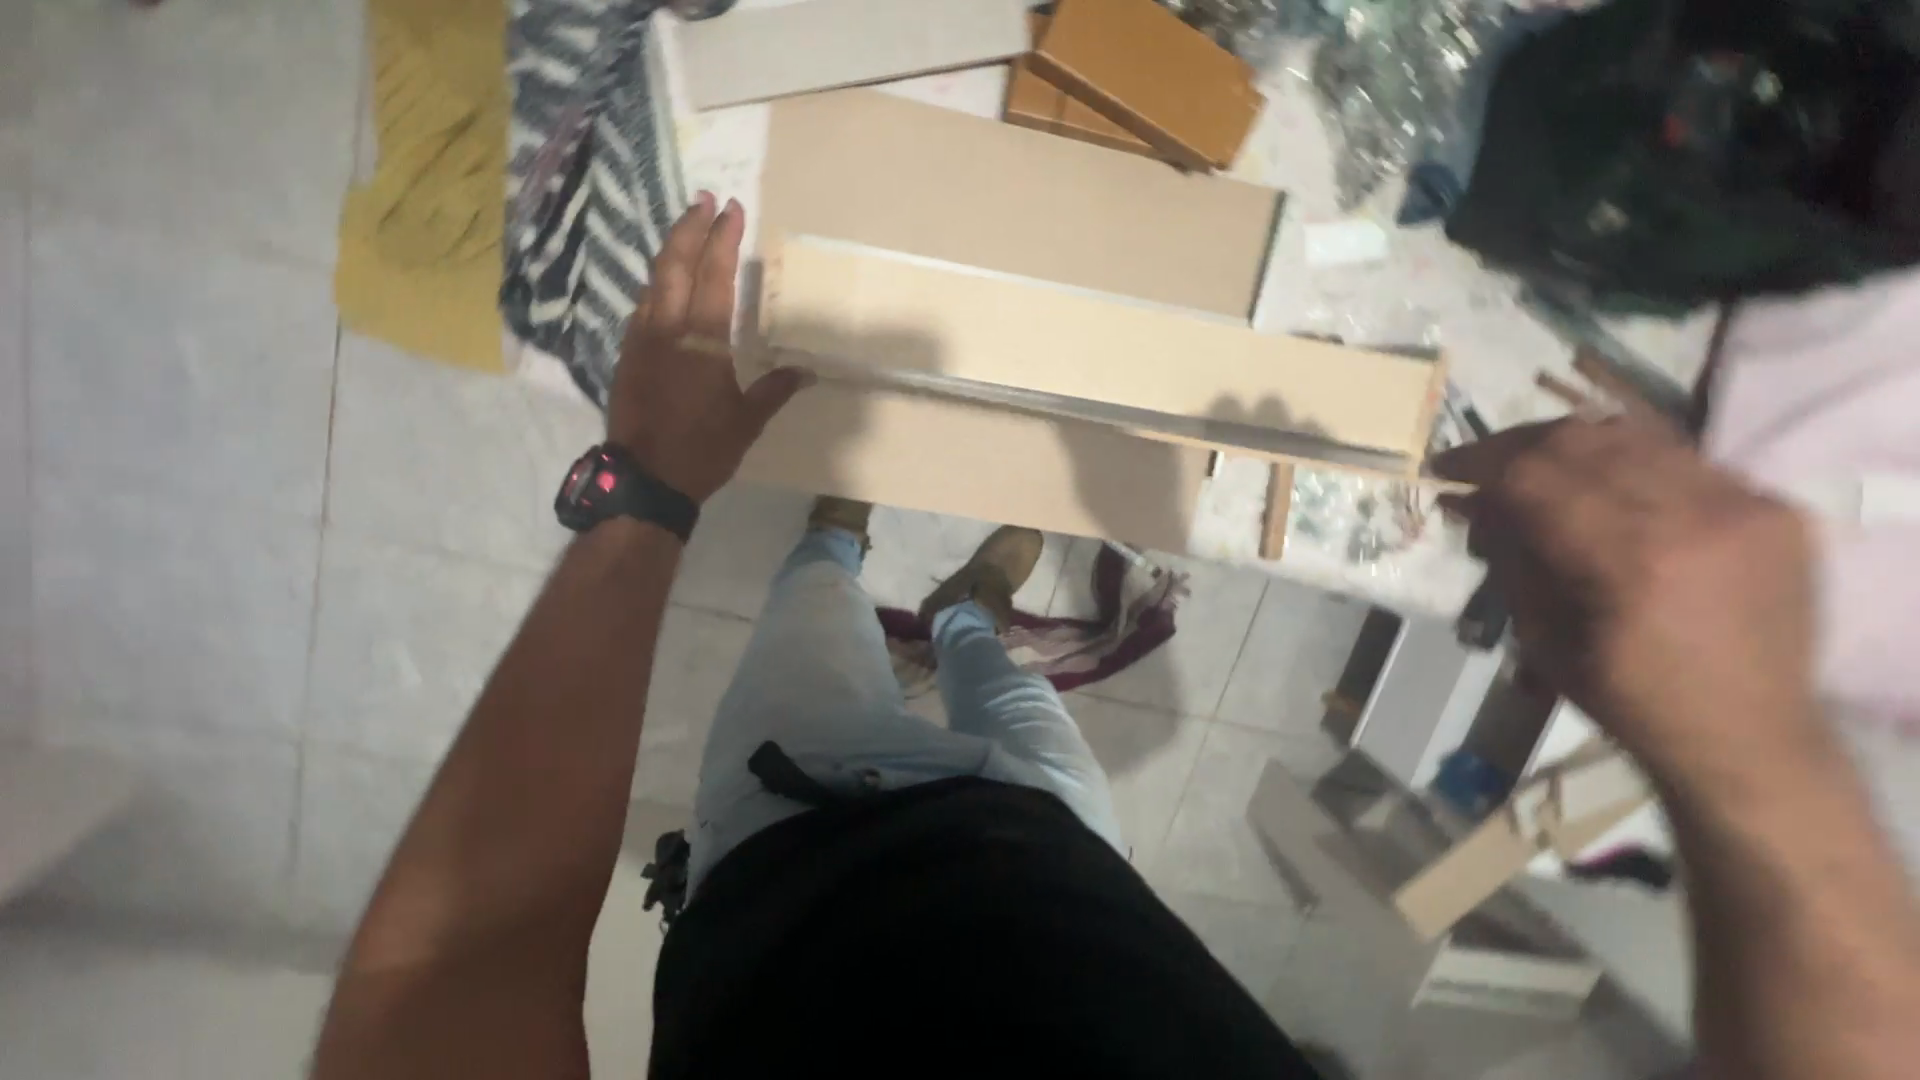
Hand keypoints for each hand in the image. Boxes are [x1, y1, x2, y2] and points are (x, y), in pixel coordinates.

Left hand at [605, 193, 810, 502]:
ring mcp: (641, 339)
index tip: (731, 210)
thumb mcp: (747, 422)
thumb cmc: (703, 449)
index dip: (723, 239)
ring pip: (653, 280)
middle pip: (675, 263)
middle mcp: (667, 328)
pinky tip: (664, 284)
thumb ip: (774, 390)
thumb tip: (807, 371)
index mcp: (702, 341)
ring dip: (670, 250)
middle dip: (690, 227)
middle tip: (704, 201)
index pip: (714, 275)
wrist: (645, 478)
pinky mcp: (627, 354)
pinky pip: (642, 305)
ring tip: (686, 230)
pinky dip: (656, 283)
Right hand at [1434, 418, 1819, 780]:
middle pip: (1581, 442)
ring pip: (1632, 437)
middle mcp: (1695, 515)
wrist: (1749, 733)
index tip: (1443, 469)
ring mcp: (1743, 504)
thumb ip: (1510, 556)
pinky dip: (1625, 461)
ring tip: (1533, 466)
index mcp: (1631, 558)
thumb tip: (1471, 502)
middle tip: (1480, 465)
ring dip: (1568, 445)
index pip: (1536, 475)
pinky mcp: (1772, 507)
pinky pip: (1681, 458)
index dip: (1480, 464)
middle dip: (1516, 446)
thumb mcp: (1540, 632)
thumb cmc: (1625, 695)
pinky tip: (1599, 483)